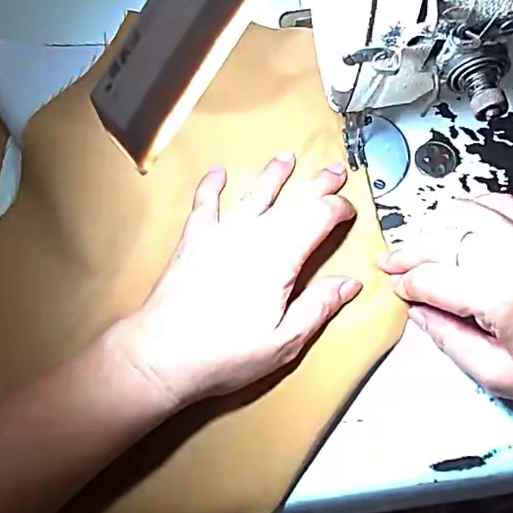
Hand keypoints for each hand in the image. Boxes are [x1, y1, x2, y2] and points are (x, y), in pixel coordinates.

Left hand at [107, 154, 364, 407]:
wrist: (162, 354)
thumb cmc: (224, 353)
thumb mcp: (284, 341)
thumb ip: (318, 307)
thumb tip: (349, 283)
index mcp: (280, 258)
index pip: (319, 218)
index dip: (339, 209)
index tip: (349, 211)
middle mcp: (252, 236)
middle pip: (293, 200)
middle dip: (318, 184)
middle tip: (335, 172)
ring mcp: (221, 233)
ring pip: (254, 194)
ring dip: (273, 175)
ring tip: (286, 159)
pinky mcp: (195, 239)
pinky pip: (206, 203)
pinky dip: (212, 186)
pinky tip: (218, 173)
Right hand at [380, 194, 512, 437]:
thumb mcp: (500, 375)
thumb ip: (450, 340)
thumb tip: (419, 313)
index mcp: (500, 293)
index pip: (431, 277)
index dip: (406, 285)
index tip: (395, 292)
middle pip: (441, 238)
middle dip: (408, 252)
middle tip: (391, 264)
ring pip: (463, 213)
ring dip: (432, 226)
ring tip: (416, 243)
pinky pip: (498, 203)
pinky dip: (471, 207)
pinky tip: (457, 220)